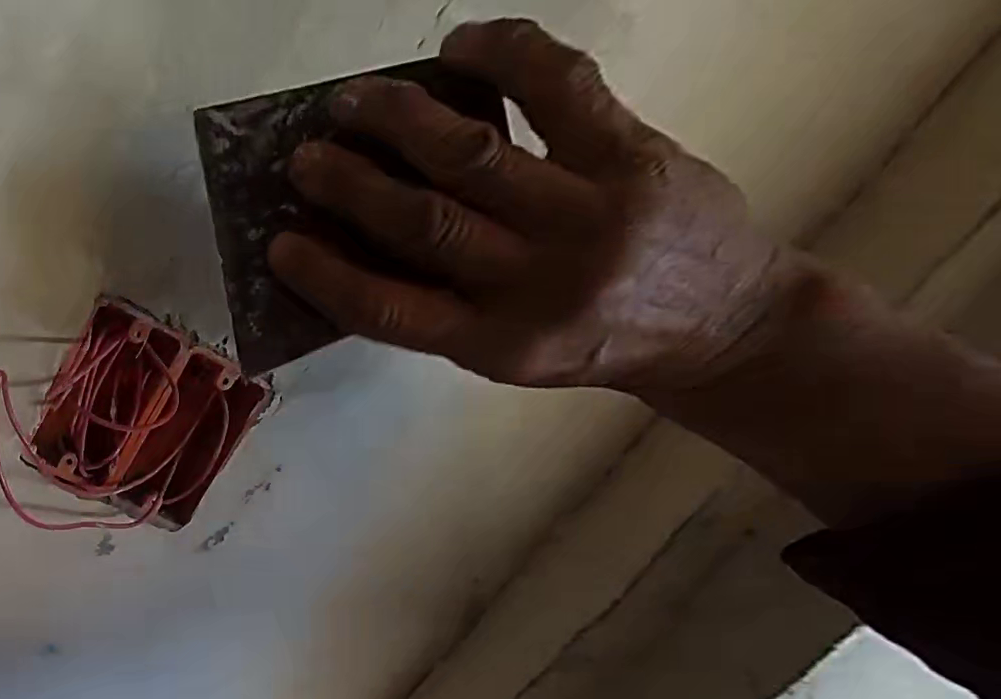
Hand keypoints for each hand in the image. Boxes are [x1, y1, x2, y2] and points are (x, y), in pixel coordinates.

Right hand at [267, 18, 792, 393]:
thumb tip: (364, 254)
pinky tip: (459, 43)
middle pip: (424, 224)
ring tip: (353, 99)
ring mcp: (586, 214)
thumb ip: (438, 311)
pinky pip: (563, 90)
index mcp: (490, 342)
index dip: (327, 277)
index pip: (389, 309)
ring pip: (476, 156)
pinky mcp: (634, 154)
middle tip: (304, 158)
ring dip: (403, 121)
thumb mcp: (500, 353)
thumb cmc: (585, 347)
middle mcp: (533, 282)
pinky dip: (508, 57)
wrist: (719, 323)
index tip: (280, 246)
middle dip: (353, 186)